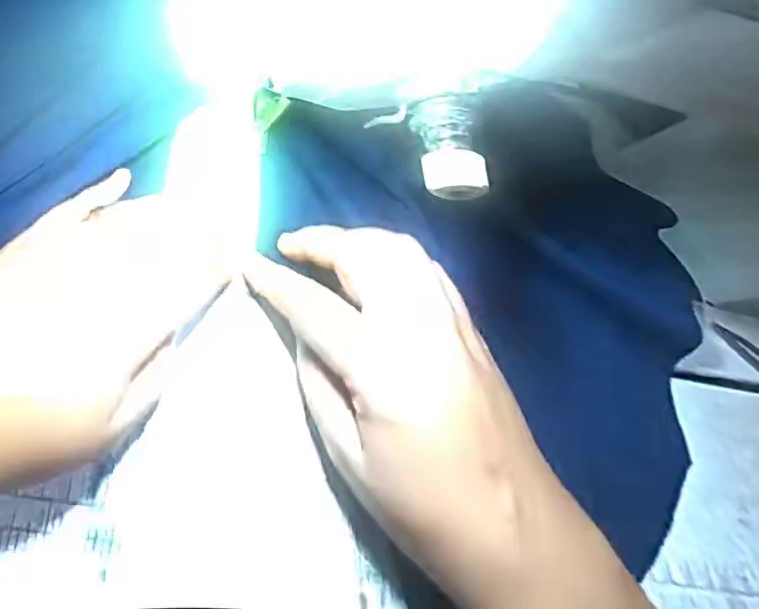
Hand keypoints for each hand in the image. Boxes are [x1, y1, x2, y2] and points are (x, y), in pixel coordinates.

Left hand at [0, 170, 228, 512]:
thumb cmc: (21, 433)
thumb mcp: (103, 433)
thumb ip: (154, 379)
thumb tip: (174, 334)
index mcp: (131, 323)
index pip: (190, 279)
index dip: (217, 262)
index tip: (236, 252)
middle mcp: (107, 276)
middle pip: (167, 239)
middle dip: (200, 228)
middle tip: (220, 219)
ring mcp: (65, 253)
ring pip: (128, 216)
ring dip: (164, 207)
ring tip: (185, 203)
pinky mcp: (28, 245)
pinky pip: (74, 206)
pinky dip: (101, 191)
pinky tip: (122, 180)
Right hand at [243, 227, 649, 608]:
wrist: (509, 520)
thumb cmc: (420, 502)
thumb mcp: (348, 458)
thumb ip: (317, 385)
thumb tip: (305, 336)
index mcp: (381, 362)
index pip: (315, 306)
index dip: (277, 282)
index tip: (249, 263)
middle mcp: (418, 322)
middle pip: (364, 255)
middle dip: (322, 241)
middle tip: (290, 244)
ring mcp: (450, 317)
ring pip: (401, 249)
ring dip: (359, 239)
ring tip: (329, 250)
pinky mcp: (470, 323)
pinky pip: (427, 268)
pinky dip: (395, 254)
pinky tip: (379, 268)